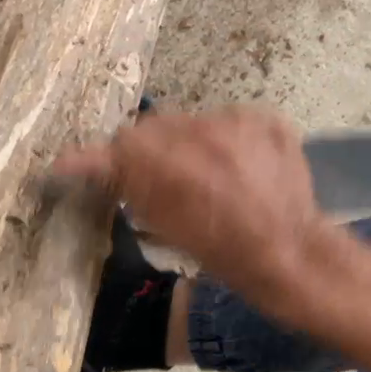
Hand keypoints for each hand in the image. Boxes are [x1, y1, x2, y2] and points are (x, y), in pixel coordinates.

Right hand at [53, 107, 334, 327]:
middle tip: (162, 178)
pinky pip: (227, 119)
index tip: (86, 168)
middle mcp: (202, 132)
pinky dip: (225, 139)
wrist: (294, 254)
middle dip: (150, 149)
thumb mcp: (164, 227)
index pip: (121, 142)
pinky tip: (238, 166)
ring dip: (188, 142)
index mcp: (173, 164)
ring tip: (208, 174)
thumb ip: (125, 185)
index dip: (105, 158)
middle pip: (154, 126)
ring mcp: (239, 121)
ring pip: (190, 121)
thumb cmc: (224, 253)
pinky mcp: (266, 117)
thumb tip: (77, 162)